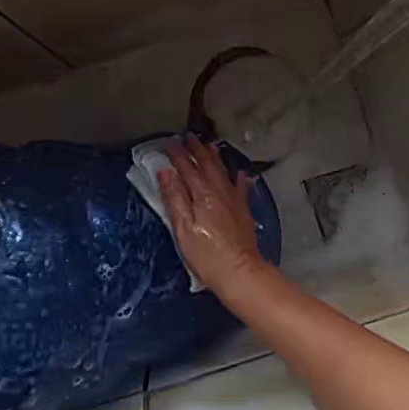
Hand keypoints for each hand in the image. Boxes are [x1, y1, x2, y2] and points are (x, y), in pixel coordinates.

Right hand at [157, 134, 272, 293]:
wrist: (240, 272)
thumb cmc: (207, 255)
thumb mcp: (183, 229)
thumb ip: (174, 198)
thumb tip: (166, 172)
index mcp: (202, 195)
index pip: (187, 169)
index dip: (177, 155)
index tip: (169, 144)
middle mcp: (220, 192)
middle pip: (207, 165)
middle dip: (197, 150)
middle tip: (189, 137)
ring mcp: (234, 200)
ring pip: (223, 171)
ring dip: (214, 157)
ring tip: (210, 145)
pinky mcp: (243, 211)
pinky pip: (240, 187)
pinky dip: (238, 177)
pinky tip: (240, 173)